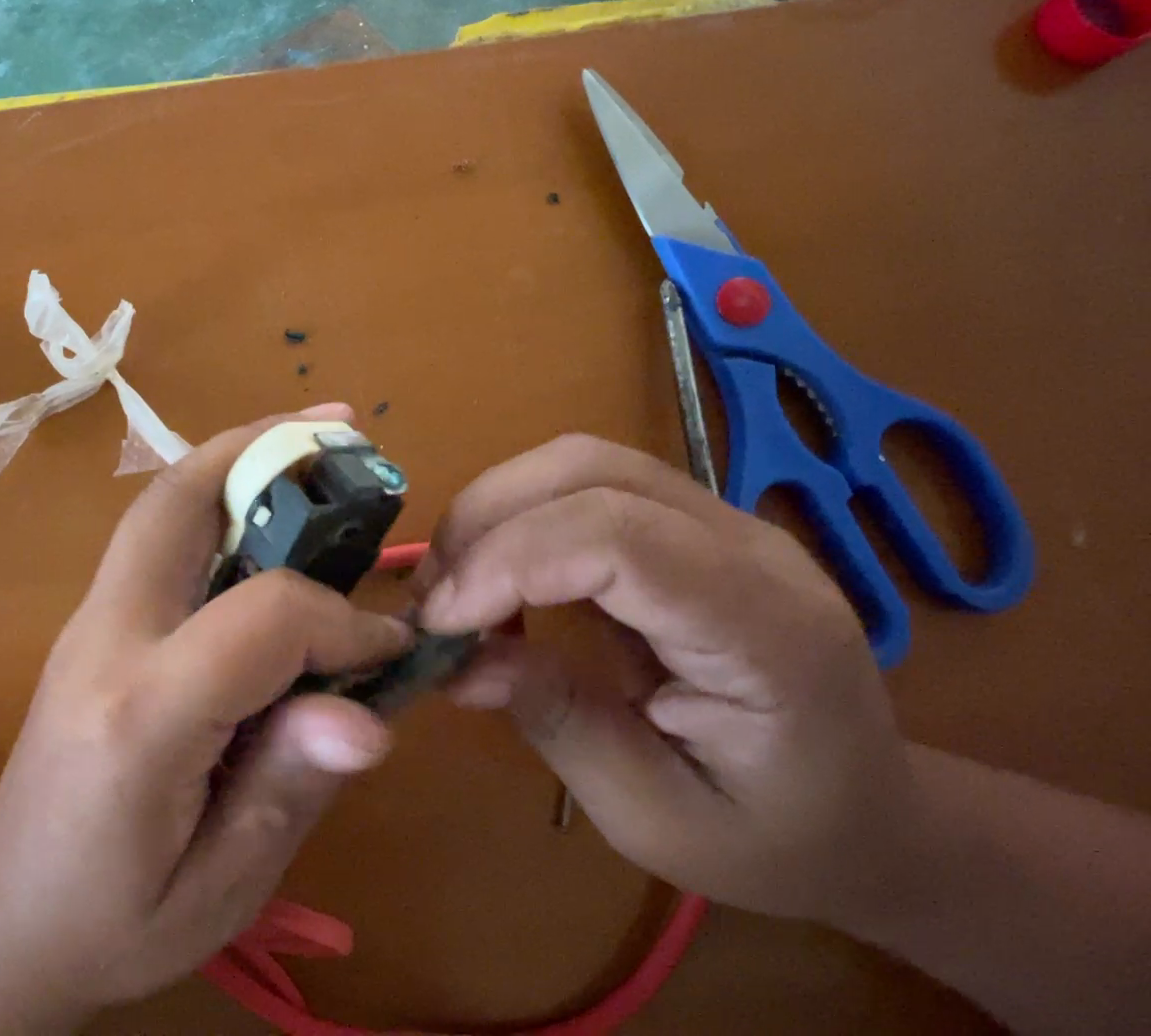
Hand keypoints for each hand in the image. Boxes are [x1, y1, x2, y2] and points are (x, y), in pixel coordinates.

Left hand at [0, 406, 410, 1035]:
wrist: (3, 920)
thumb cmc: (115, 920)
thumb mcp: (219, 887)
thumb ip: (289, 788)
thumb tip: (368, 714)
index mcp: (143, 715)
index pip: (262, 616)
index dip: (342, 620)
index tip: (389, 650)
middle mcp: (105, 642)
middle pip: (175, 506)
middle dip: (260, 448)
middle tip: (341, 425)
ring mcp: (85, 626)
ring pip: (156, 511)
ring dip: (232, 463)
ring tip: (308, 449)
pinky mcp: (87, 630)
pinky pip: (151, 544)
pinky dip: (208, 506)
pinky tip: (259, 521)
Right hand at [415, 435, 919, 923]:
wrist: (869, 816)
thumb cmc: (771, 837)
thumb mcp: (654, 815)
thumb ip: (559, 722)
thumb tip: (457, 662)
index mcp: (764, 632)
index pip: (621, 540)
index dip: (510, 563)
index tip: (440, 626)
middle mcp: (750, 548)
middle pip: (591, 471)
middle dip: (486, 522)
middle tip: (432, 604)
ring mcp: (724, 524)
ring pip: (581, 462)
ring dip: (494, 511)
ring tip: (452, 588)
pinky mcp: (691, 526)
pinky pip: (586, 486)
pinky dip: (518, 517)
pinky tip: (495, 578)